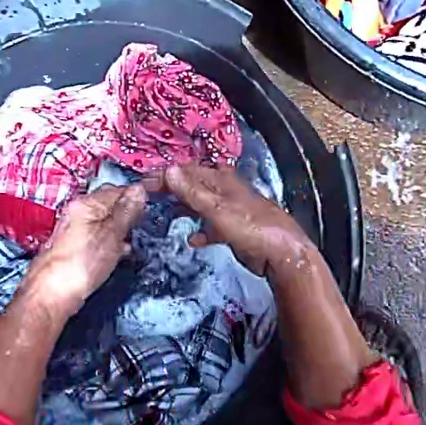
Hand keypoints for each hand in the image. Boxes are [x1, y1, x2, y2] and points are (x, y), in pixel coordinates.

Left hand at [18, 184, 147, 315]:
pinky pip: (98, 239)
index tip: (150, 207)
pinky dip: (110, 244)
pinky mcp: (74, 250)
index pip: (116, 190)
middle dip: (128, 214)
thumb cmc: (78, 265)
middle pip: (109, 206)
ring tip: (133, 241)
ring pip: (104, 224)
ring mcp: (74, 232)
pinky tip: (118, 254)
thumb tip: (138, 191)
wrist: (51, 295)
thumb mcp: (112, 234)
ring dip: (120, 231)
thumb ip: (126, 212)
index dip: (135, 197)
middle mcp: (77, 214)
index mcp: (85, 204)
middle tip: (143, 225)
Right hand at [160, 164, 313, 278]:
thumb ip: (192, 191)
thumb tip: (168, 170)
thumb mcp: (217, 209)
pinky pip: (210, 228)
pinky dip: (199, 231)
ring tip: (165, 215)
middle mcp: (224, 191)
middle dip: (171, 190)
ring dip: (183, 208)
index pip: (186, 171)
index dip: (164, 176)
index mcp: (221, 180)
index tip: (142, 184)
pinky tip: (192, 240)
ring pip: (200, 205)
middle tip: (149, 198)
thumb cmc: (251, 227)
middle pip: (192, 185)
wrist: (282, 254)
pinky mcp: (233, 230)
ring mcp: (229, 211)